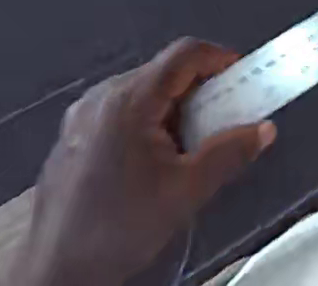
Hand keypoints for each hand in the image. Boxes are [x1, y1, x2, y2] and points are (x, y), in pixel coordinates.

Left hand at [6, 38, 277, 285]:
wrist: (52, 273)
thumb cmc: (121, 227)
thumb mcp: (184, 193)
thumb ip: (228, 154)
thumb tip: (265, 129)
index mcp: (131, 98)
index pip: (184, 54)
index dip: (219, 58)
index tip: (243, 77)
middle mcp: (103, 93)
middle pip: (163, 71)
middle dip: (197, 89)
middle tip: (219, 118)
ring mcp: (82, 111)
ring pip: (141, 90)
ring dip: (171, 106)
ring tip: (187, 145)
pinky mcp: (71, 132)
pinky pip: (118, 108)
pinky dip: (144, 119)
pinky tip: (149, 160)